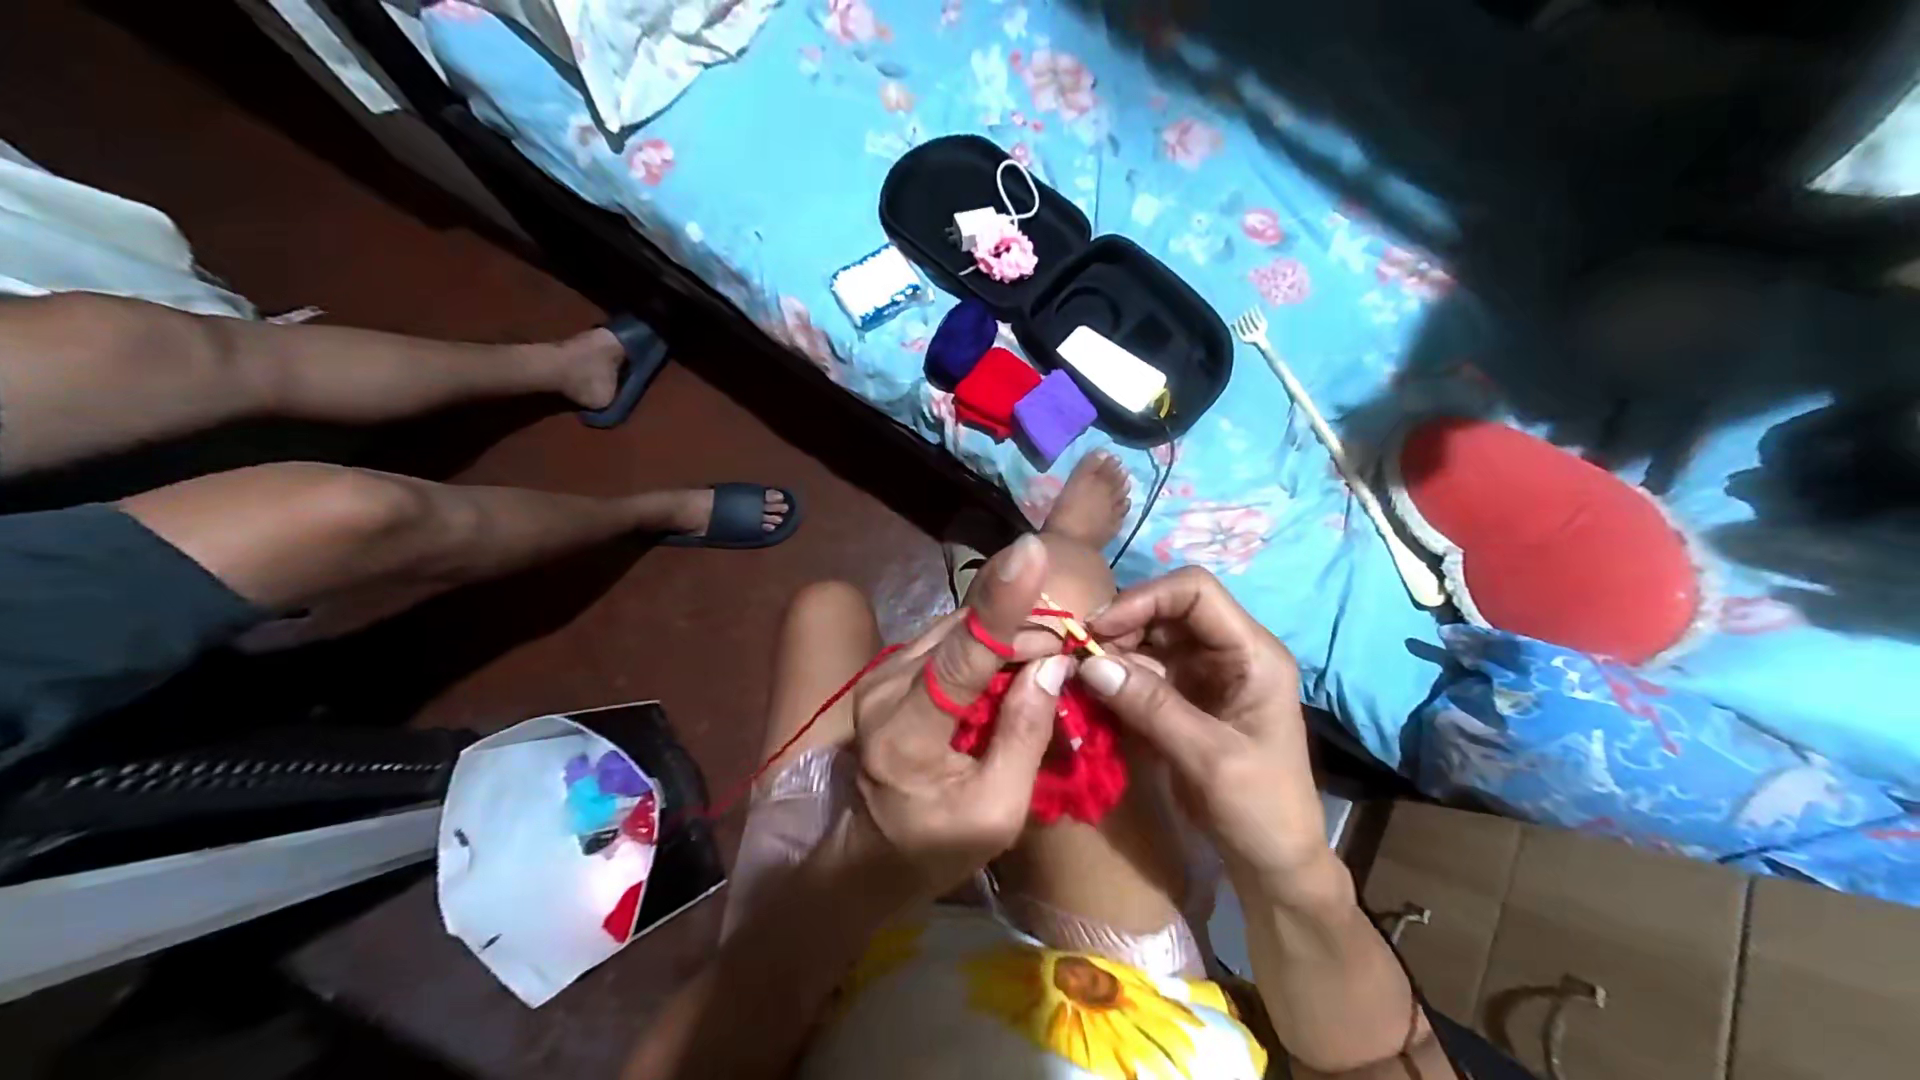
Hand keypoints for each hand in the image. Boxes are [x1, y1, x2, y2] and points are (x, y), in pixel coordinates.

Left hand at [841, 533, 1074, 904]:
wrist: (869, 851)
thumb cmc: (935, 846)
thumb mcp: (996, 813)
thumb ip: (1024, 738)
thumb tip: (1051, 667)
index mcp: (906, 733)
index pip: (959, 656)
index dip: (999, 604)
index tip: (1031, 554)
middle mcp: (886, 689)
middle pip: (964, 632)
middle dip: (1024, 624)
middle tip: (1072, 641)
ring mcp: (883, 674)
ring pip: (957, 627)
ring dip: (1009, 629)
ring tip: (1052, 646)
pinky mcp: (892, 669)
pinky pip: (950, 638)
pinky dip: (988, 638)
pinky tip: (1017, 651)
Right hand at [1082, 567, 1333, 902]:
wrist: (1273, 863)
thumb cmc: (1259, 808)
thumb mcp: (1208, 758)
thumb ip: (1151, 706)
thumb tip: (1089, 663)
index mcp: (1252, 653)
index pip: (1196, 592)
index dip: (1145, 598)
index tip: (1100, 628)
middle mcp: (1227, 651)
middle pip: (1167, 608)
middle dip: (1122, 624)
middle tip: (1080, 655)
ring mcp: (1203, 672)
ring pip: (1148, 636)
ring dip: (1113, 649)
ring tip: (1082, 674)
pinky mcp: (1183, 695)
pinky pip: (1142, 668)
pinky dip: (1115, 674)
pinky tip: (1093, 691)